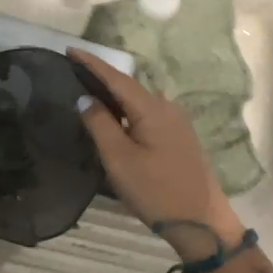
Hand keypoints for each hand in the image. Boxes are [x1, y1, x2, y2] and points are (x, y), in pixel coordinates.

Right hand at [68, 48, 245, 259]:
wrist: (202, 223)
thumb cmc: (155, 190)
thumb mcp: (118, 158)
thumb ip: (99, 124)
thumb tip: (85, 98)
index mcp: (151, 108)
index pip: (115, 77)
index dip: (91, 63)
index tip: (69, 49)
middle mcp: (167, 107)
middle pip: (128, 86)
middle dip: (101, 77)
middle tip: (73, 72)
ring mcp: (176, 122)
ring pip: (138, 101)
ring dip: (114, 95)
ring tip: (88, 93)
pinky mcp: (179, 138)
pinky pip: (147, 113)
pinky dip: (126, 110)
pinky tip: (115, 118)